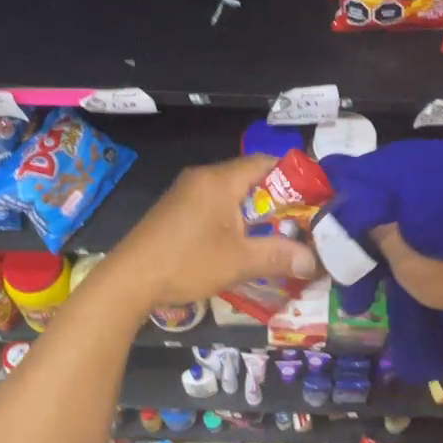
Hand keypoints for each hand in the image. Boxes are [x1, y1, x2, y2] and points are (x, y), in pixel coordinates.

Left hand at [108, 155, 319, 306]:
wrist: (129, 280)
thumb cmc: (187, 262)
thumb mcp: (239, 261)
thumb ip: (279, 256)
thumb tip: (312, 260)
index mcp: (219, 180)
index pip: (265, 162)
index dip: (293, 176)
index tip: (314, 197)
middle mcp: (202, 178)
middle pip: (249, 178)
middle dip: (277, 200)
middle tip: (301, 222)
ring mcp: (185, 194)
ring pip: (231, 195)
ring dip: (254, 213)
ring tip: (278, 236)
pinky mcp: (174, 212)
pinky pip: (213, 206)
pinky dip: (233, 220)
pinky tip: (242, 244)